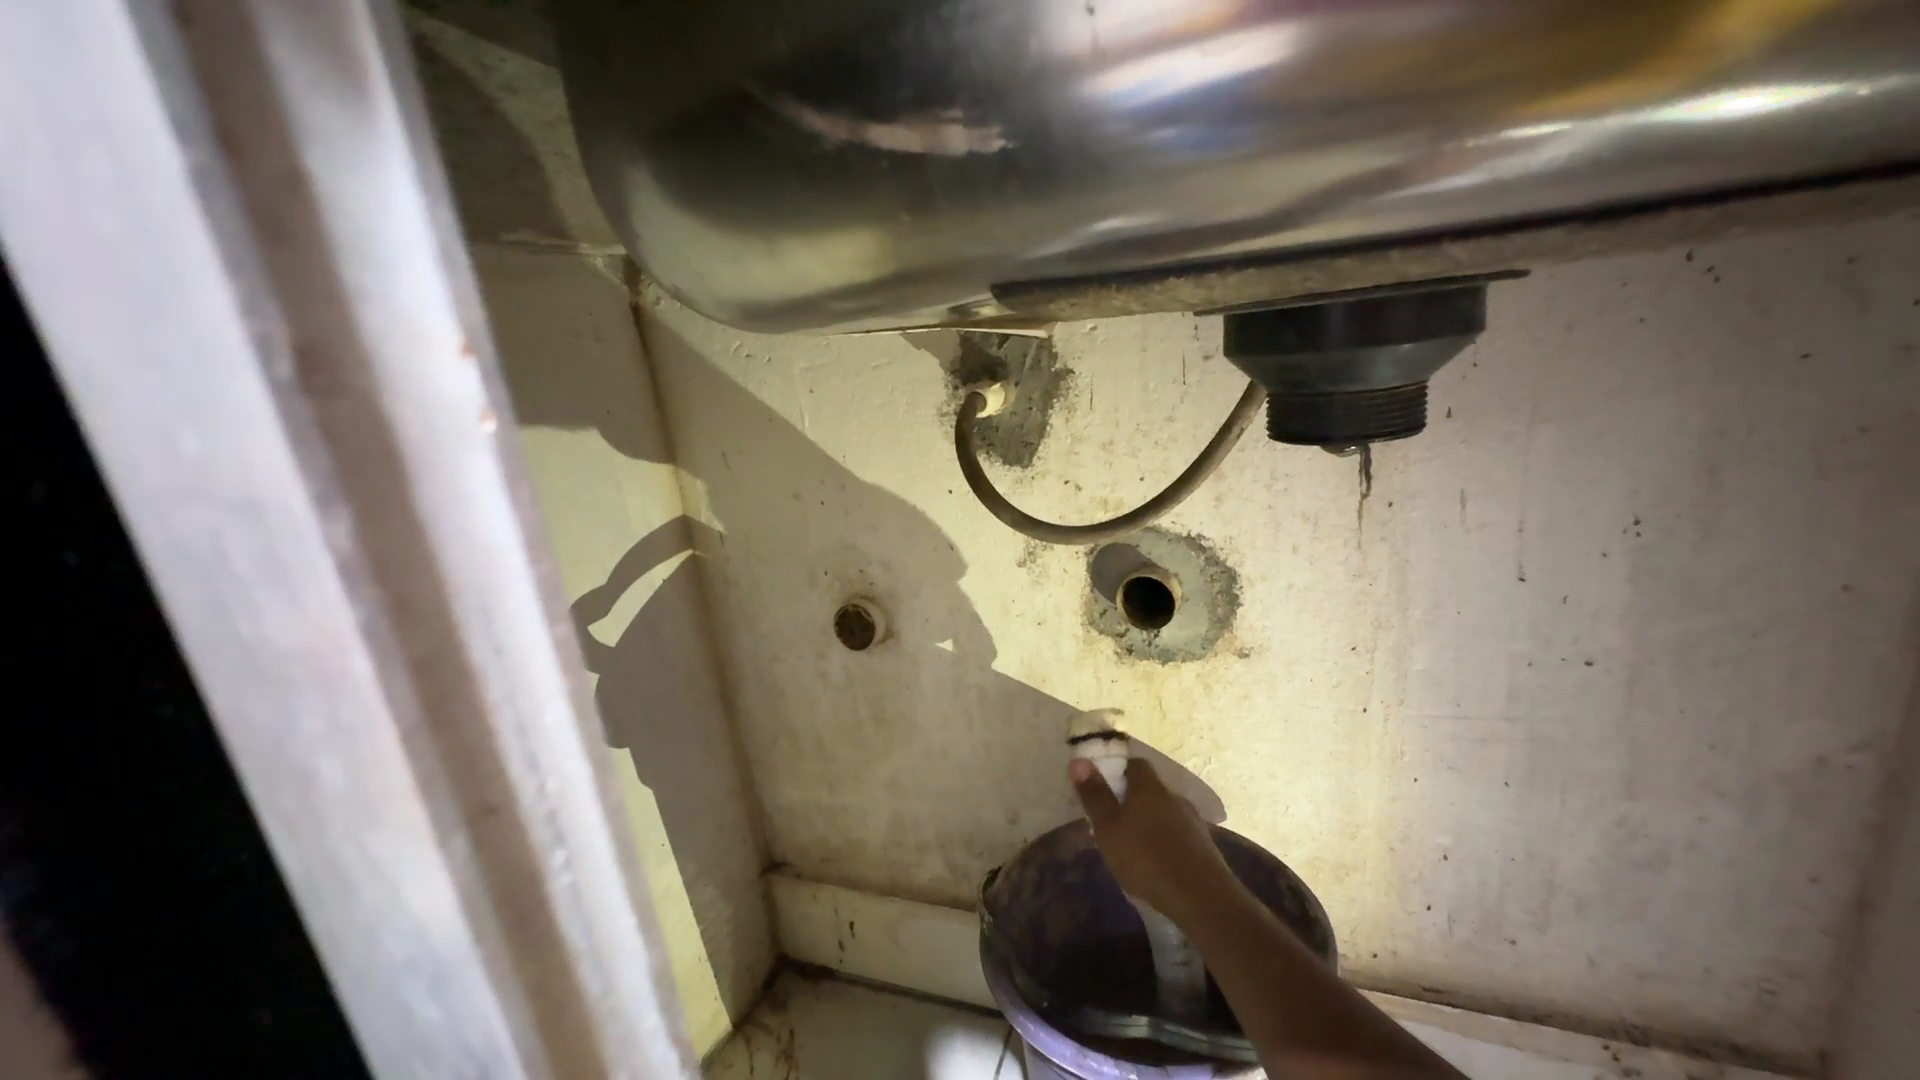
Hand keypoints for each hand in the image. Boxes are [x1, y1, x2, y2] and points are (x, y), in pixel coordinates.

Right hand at [1069, 757, 1233, 921]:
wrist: (1200, 896)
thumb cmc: (1145, 857)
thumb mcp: (1108, 827)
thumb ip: (1094, 795)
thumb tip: (1078, 760)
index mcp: (1149, 787)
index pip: (1135, 764)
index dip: (1118, 770)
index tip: (1103, 786)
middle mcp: (1173, 796)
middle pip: (1150, 789)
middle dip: (1132, 800)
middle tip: (1113, 821)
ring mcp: (1193, 821)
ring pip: (1165, 813)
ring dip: (1150, 822)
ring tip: (1133, 846)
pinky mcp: (1204, 845)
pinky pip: (1178, 834)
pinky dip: (1165, 841)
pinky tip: (1157, 862)